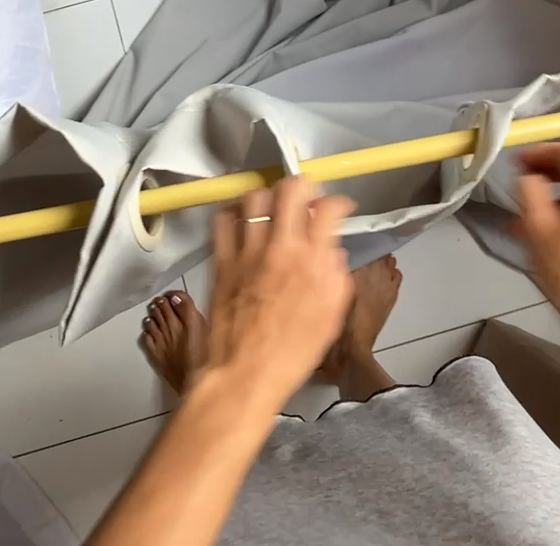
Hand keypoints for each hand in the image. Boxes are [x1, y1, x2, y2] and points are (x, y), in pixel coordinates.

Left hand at [203, 176, 355, 408]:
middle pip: (290, 190)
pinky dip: (233, 213)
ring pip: (255, 197)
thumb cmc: (292, 353)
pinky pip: (222, 220)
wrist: (245, 374)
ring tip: (272, 206)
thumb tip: (331, 249)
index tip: (338, 208)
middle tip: (305, 197)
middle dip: (302, 185)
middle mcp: (280, 249)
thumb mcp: (331, 317)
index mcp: (313, 263)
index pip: (328, 209)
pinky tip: (241, 220)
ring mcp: (247, 252)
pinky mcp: (221, 260)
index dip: (337, 202)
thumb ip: (336, 276)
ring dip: (268, 196)